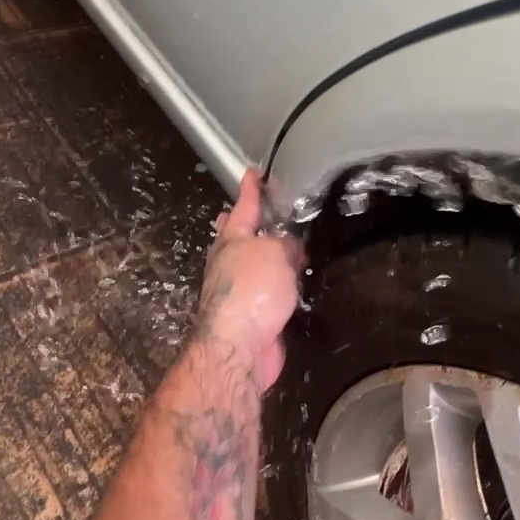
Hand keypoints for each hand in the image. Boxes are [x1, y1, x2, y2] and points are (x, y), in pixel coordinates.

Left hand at [192, 169, 303, 391]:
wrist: (239, 347)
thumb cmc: (251, 292)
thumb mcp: (274, 253)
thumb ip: (285, 243)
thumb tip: (290, 247)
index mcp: (232, 240)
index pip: (243, 206)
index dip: (250, 188)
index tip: (252, 172)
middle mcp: (229, 262)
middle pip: (238, 235)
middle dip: (245, 221)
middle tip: (254, 210)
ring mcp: (238, 290)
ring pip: (252, 263)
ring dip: (264, 252)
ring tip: (279, 244)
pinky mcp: (251, 315)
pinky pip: (267, 290)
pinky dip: (276, 282)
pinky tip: (287, 283)